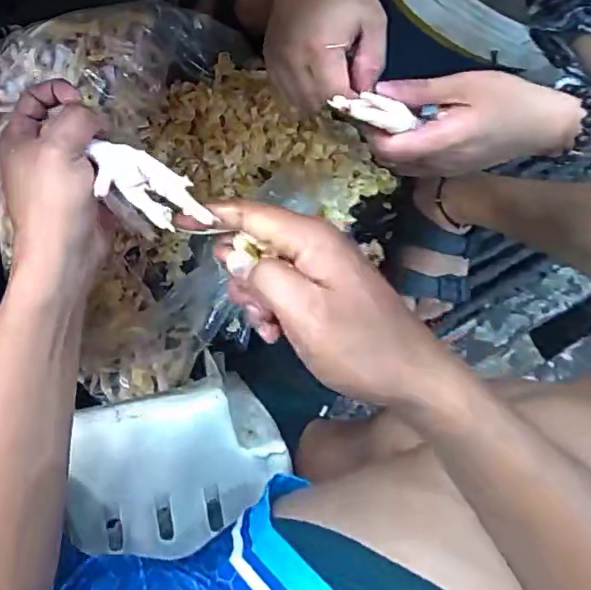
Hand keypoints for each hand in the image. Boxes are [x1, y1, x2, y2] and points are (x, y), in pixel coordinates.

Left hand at [0, 80, 109, 286]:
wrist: (66, 254)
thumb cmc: (53, 200)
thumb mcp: (59, 146)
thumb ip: (76, 118)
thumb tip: (94, 120)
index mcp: (20, 139)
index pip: (34, 99)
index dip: (56, 91)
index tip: (78, 100)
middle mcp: (39, 153)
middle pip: (67, 120)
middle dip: (88, 121)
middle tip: (100, 134)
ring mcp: (62, 173)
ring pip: (90, 143)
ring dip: (105, 146)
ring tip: (111, 158)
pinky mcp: (85, 190)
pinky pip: (102, 166)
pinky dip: (113, 166)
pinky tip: (118, 173)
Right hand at [205, 202, 455, 407]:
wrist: (411, 375)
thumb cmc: (358, 346)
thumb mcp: (303, 314)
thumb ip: (263, 278)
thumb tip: (233, 254)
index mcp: (311, 238)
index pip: (252, 214)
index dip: (214, 214)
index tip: (179, 218)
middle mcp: (316, 241)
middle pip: (256, 242)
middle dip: (242, 275)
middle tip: (253, 312)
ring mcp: (322, 262)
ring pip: (266, 267)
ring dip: (258, 298)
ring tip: (271, 329)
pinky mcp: (326, 283)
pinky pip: (284, 285)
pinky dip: (274, 307)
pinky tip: (279, 332)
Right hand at [265, 0, 387, 109]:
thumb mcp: (373, 22)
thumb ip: (373, 62)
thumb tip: (365, 94)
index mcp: (318, 50)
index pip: (335, 98)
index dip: (354, 107)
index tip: (368, 103)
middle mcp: (291, 60)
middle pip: (314, 106)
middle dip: (336, 108)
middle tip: (353, 96)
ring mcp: (275, 60)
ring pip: (297, 103)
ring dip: (319, 103)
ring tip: (336, 88)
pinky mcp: (268, 58)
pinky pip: (284, 91)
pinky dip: (302, 94)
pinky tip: (318, 81)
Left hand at [365, 72, 581, 175]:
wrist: (548, 125)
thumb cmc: (509, 99)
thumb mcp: (464, 84)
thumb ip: (419, 90)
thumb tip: (379, 90)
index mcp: (441, 143)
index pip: (388, 150)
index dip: (371, 130)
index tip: (366, 107)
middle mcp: (440, 165)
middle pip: (390, 161)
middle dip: (376, 136)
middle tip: (375, 107)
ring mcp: (448, 171)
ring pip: (402, 166)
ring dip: (390, 144)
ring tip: (391, 115)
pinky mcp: (454, 171)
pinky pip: (418, 166)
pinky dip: (406, 150)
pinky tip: (412, 126)